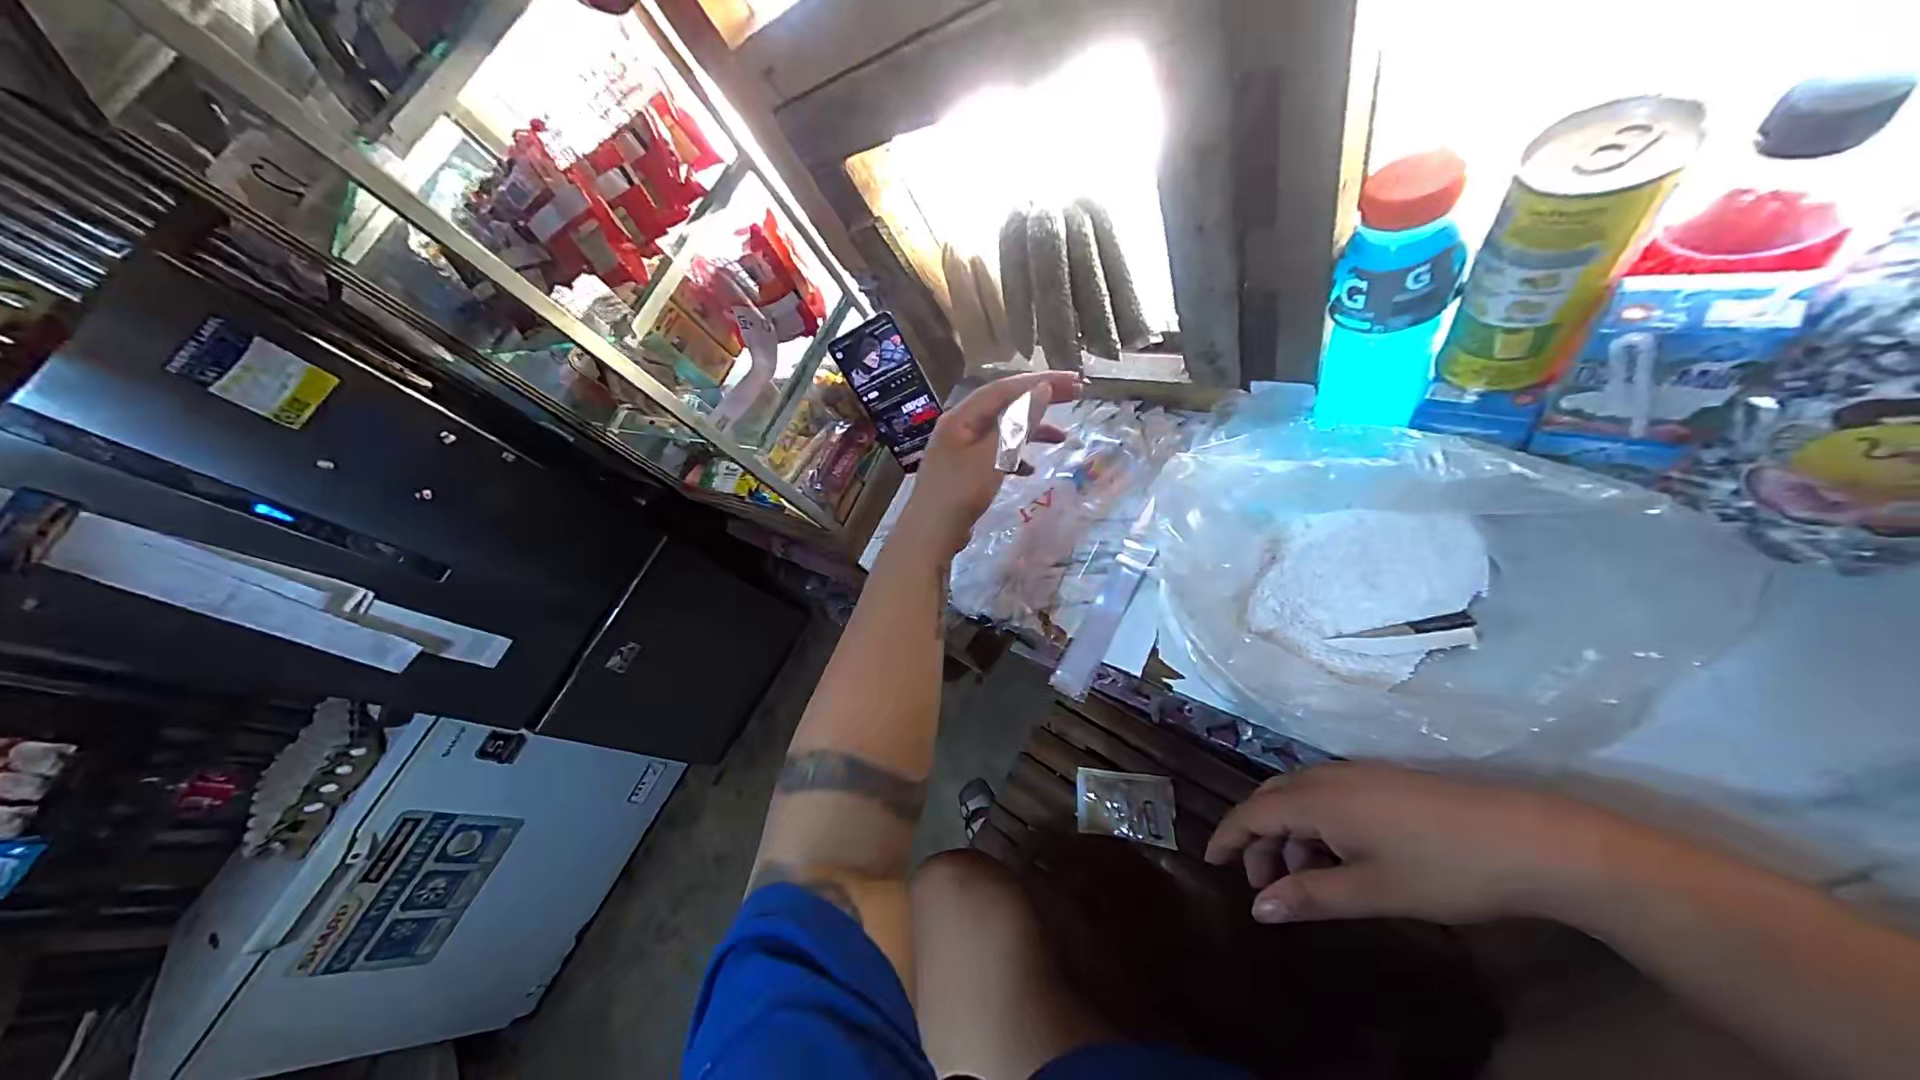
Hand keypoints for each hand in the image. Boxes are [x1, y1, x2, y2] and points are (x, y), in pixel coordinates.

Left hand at [895, 371, 1080, 554]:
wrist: (930, 536)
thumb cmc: (959, 493)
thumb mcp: (993, 455)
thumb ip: (1018, 422)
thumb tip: (1043, 389)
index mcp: (962, 417)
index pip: (1005, 388)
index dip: (1041, 382)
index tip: (1075, 382)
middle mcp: (960, 426)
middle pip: (1005, 405)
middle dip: (1039, 401)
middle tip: (1075, 396)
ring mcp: (961, 449)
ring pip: (1003, 431)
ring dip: (1032, 431)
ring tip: (1062, 438)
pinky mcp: (965, 471)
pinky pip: (996, 453)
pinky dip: (1017, 456)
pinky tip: (1031, 469)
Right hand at [1205, 763, 1673, 925]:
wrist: (1533, 840)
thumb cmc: (1443, 869)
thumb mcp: (1372, 891)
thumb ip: (1309, 897)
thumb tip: (1258, 909)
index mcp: (1317, 798)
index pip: (1252, 812)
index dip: (1228, 837)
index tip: (1211, 862)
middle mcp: (1328, 776)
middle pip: (1272, 800)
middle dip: (1258, 839)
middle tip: (1264, 884)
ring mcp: (1358, 774)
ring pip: (1301, 798)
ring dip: (1289, 834)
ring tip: (1306, 879)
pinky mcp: (1384, 780)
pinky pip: (1327, 796)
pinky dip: (1316, 825)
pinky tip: (1340, 857)